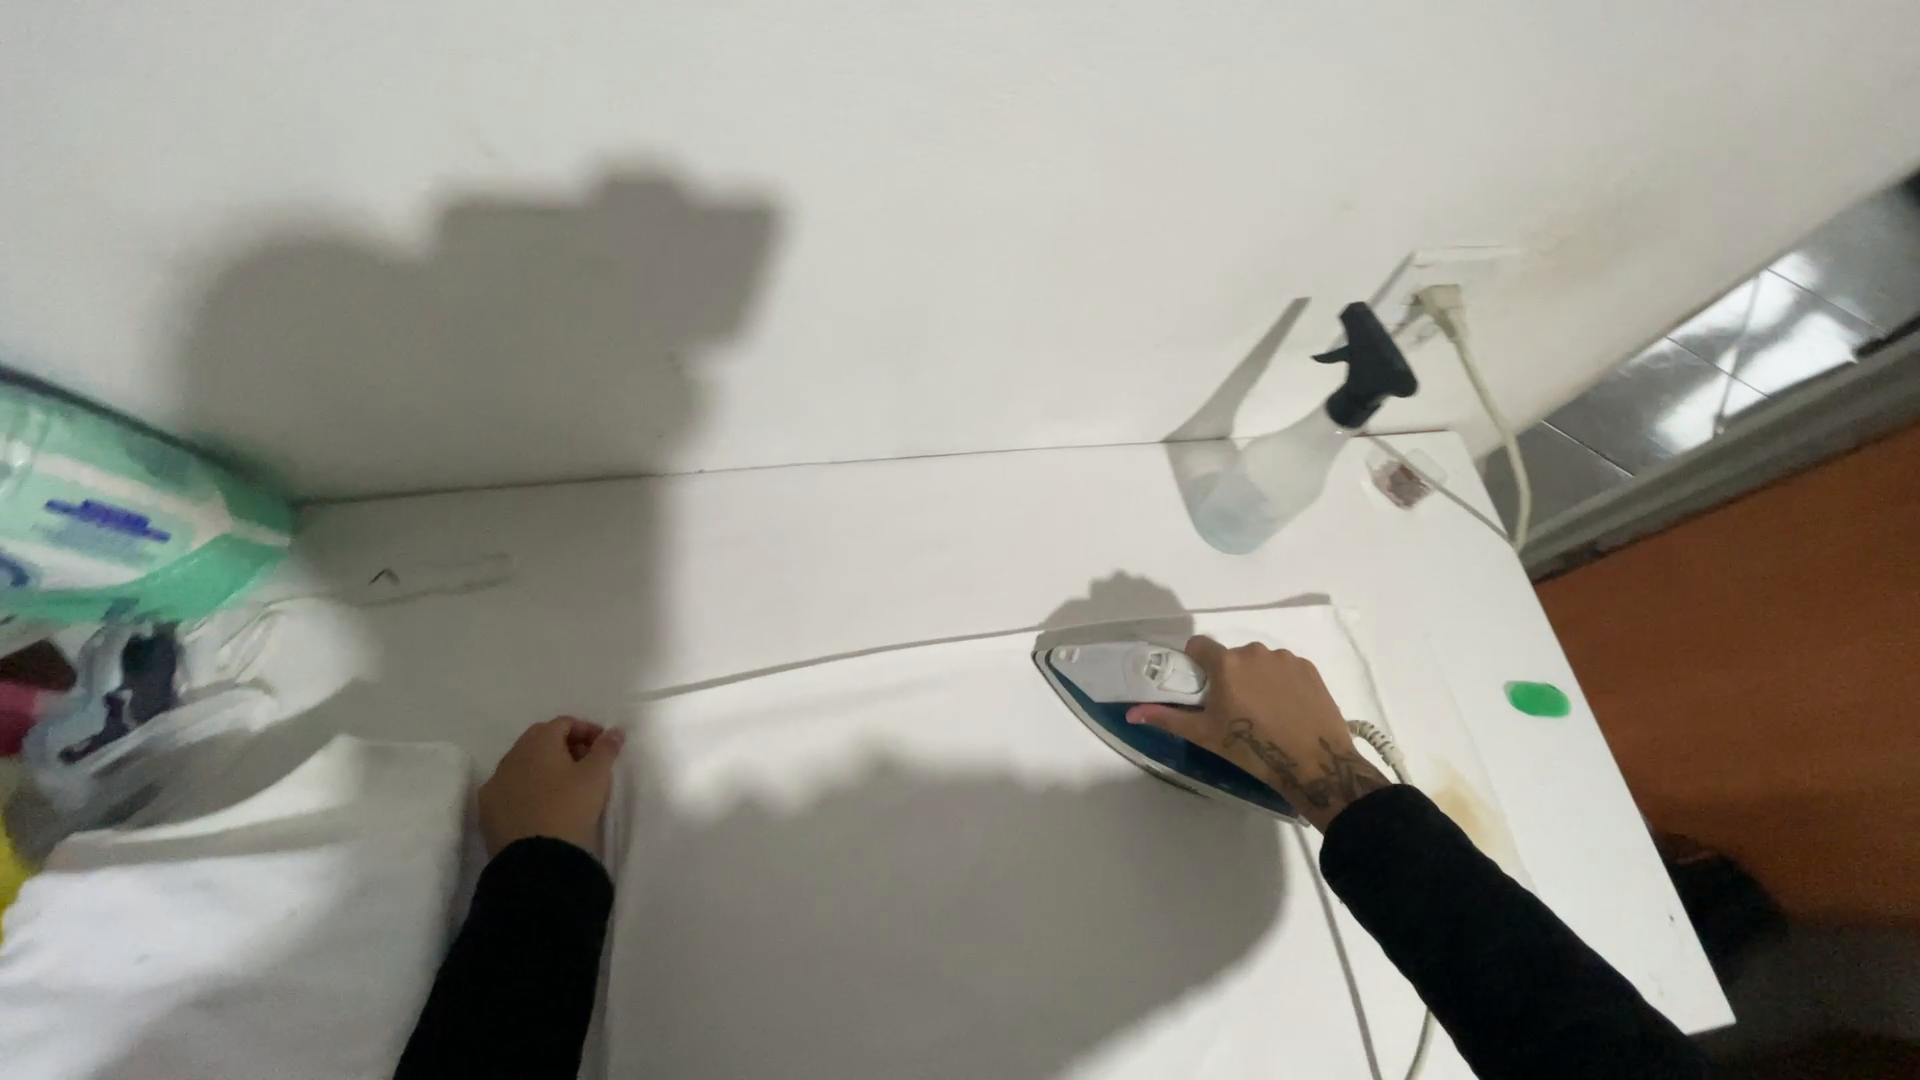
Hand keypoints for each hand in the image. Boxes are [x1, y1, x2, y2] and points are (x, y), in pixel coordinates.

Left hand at [478, 716, 624, 856]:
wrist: (535, 859)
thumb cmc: (570, 807)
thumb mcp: (597, 775)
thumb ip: (606, 748)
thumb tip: (614, 732)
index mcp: (538, 744)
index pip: (563, 723)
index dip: (587, 729)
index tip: (603, 746)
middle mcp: (511, 758)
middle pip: (539, 739)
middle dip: (565, 744)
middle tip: (586, 762)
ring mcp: (495, 784)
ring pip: (522, 763)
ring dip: (544, 765)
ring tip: (565, 784)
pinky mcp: (487, 810)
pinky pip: (510, 787)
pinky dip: (527, 787)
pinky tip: (542, 803)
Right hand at [1126, 637, 1390, 830]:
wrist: (1314, 763)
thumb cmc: (1252, 749)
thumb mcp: (1204, 735)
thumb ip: (1166, 718)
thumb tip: (1131, 713)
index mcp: (1225, 663)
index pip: (1198, 645)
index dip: (1195, 662)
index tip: (1202, 686)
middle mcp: (1254, 652)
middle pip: (1230, 656)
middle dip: (1228, 675)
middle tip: (1233, 708)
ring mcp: (1285, 659)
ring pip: (1258, 661)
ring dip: (1255, 677)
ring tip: (1264, 711)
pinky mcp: (1309, 669)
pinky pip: (1285, 667)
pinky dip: (1281, 682)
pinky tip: (1286, 708)